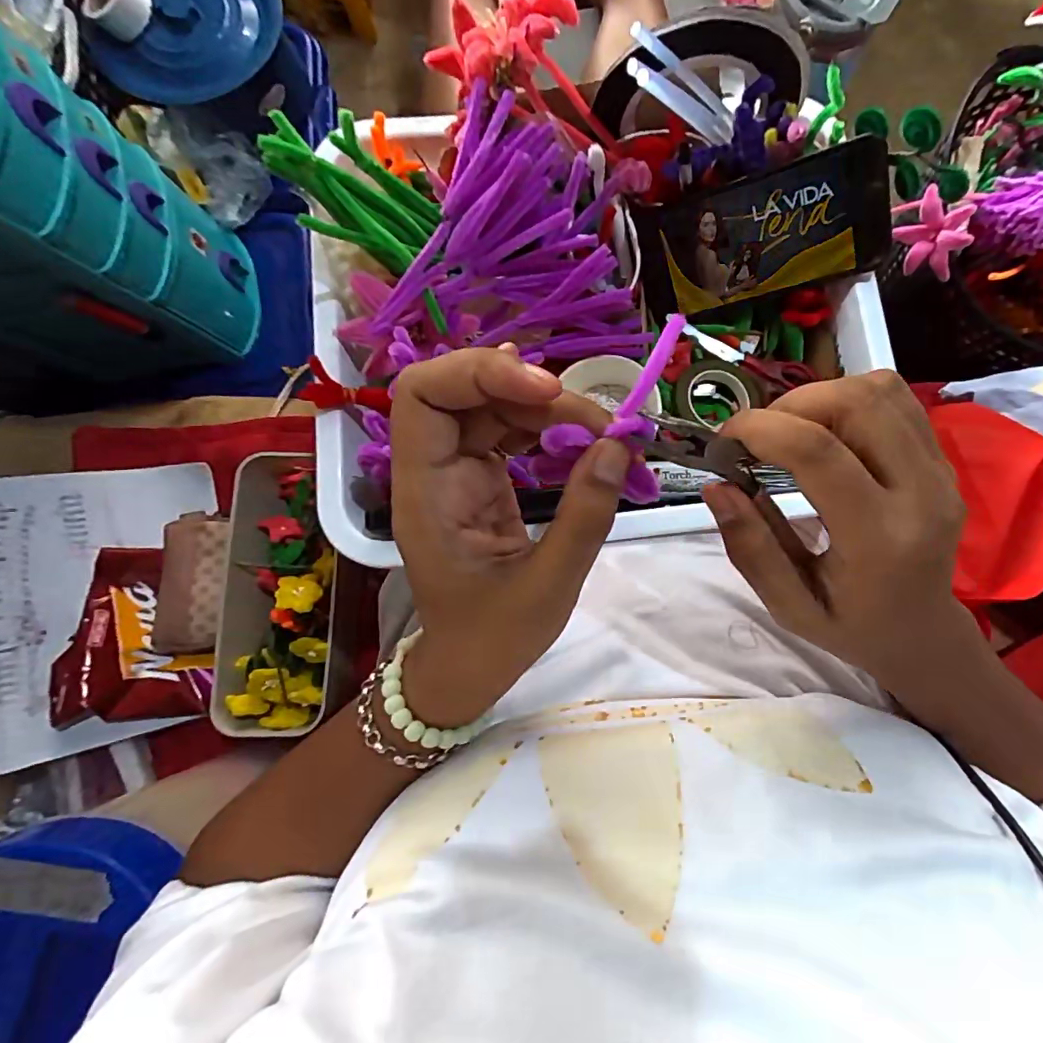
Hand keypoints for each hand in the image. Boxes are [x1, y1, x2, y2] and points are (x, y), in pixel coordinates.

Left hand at [389, 346, 629, 726]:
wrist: (468, 669)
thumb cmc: (494, 639)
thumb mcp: (549, 585)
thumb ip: (585, 516)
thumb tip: (618, 447)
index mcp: (427, 492)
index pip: (424, 395)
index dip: (481, 373)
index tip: (549, 392)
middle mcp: (435, 469)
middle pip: (469, 392)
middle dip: (539, 396)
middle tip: (605, 425)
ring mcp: (458, 471)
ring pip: (498, 408)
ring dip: (556, 412)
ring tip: (610, 437)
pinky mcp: (483, 479)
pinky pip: (514, 433)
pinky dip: (554, 430)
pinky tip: (588, 439)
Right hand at [702, 371, 975, 676]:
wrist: (922, 633)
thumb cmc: (852, 627)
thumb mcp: (790, 607)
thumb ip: (752, 547)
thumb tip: (716, 486)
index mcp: (879, 540)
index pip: (820, 453)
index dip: (762, 429)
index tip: (726, 441)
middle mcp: (921, 495)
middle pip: (857, 404)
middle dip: (792, 405)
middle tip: (759, 438)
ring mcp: (940, 472)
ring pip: (881, 390)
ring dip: (822, 397)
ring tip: (791, 432)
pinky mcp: (944, 461)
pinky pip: (898, 401)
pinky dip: (851, 401)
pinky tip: (828, 432)